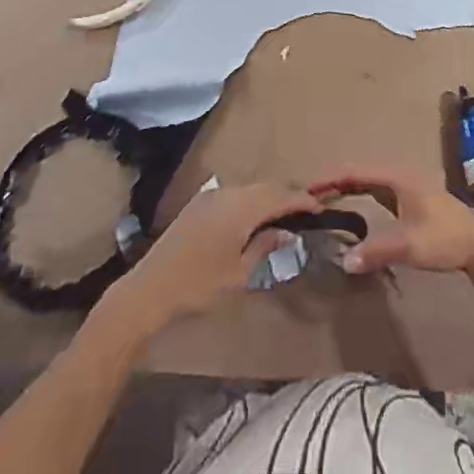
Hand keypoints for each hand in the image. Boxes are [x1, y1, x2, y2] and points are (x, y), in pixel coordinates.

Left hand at [100, 181, 317, 331]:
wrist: (152, 286)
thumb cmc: (200, 284)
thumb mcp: (241, 272)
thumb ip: (266, 247)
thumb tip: (287, 233)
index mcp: (239, 207)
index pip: (279, 195)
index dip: (302, 200)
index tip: (321, 208)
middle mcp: (226, 193)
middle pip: (265, 186)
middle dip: (288, 194)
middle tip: (309, 210)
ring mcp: (210, 196)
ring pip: (249, 188)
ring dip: (269, 196)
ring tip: (288, 214)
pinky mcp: (199, 203)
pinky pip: (234, 193)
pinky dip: (252, 200)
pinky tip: (258, 217)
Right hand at [308, 167, 473, 274]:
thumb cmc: (446, 240)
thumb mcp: (410, 246)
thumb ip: (375, 251)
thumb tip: (343, 262)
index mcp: (397, 177)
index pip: (353, 172)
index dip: (328, 179)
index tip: (306, 188)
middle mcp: (399, 174)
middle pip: (358, 173)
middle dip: (333, 182)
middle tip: (309, 195)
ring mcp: (407, 184)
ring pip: (367, 181)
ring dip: (345, 188)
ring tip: (323, 199)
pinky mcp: (411, 197)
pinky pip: (376, 189)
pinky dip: (358, 194)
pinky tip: (350, 204)